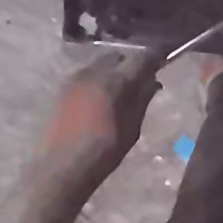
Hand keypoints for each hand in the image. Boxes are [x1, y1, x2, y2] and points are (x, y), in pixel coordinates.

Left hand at [0, 51, 161, 222]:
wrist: (61, 167)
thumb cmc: (103, 153)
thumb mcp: (132, 129)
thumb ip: (142, 101)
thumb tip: (152, 82)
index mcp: (116, 81)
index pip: (142, 57)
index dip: (154, 59)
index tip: (162, 63)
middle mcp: (94, 71)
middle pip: (119, 56)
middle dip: (131, 64)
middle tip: (141, 81)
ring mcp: (75, 78)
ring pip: (101, 63)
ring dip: (113, 71)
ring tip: (121, 91)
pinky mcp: (63, 87)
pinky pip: (87, 74)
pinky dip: (99, 79)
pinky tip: (101, 99)